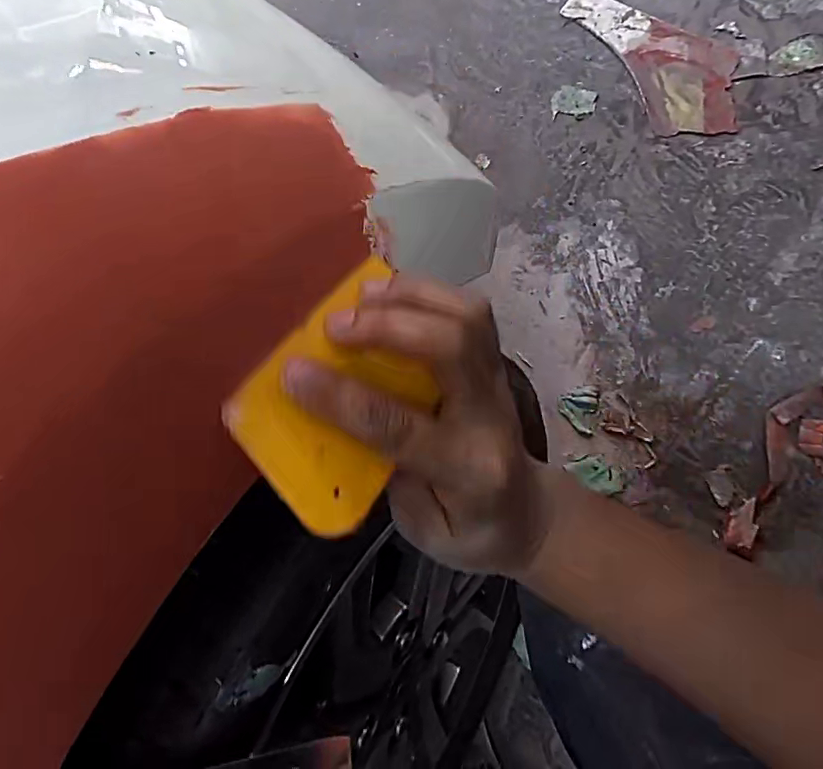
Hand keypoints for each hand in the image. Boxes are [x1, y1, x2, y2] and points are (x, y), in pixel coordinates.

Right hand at [277, 275, 552, 575]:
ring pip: (468, 316)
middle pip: (451, 347)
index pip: (400, 425)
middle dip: (388, 326)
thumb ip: (384, 473)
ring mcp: (499, 379)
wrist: (528, 514)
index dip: (341, 397)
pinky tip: (390, 293)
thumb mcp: (422, 529)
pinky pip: (468, 310)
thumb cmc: (470, 530)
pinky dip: (426, 292)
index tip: (294, 372)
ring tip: (361, 296)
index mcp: (467, 468)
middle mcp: (489, 414)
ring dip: (410, 296)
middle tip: (333, 325)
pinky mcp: (495, 359)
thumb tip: (338, 412)